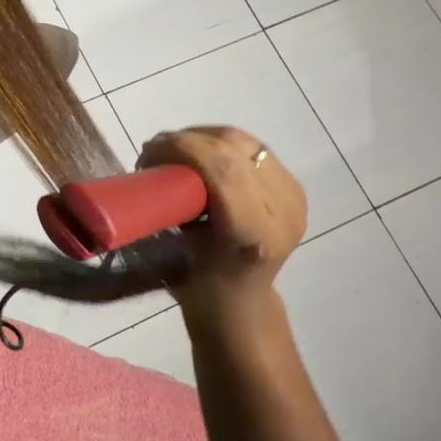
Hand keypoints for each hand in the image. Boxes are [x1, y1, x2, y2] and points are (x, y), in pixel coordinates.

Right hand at [138, 127, 307, 321]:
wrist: (241, 304)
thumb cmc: (200, 285)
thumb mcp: (177, 251)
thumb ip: (172, 208)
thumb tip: (151, 167)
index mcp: (254, 232)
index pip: (222, 169)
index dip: (181, 147)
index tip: (147, 152)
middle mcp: (283, 210)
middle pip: (235, 147)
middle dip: (187, 138)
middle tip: (153, 150)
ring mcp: (293, 197)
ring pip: (245, 141)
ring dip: (202, 136)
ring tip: (173, 150)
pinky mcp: (292, 188)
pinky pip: (253, 148)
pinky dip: (220, 143)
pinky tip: (199, 153)